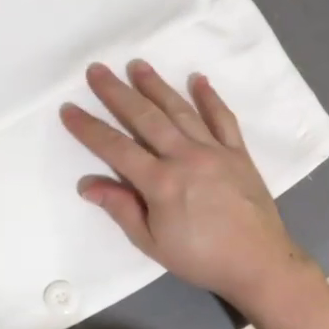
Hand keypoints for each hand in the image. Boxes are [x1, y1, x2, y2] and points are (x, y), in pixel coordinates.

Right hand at [60, 60, 315, 313]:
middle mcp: (186, 157)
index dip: (89, 129)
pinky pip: (223, 119)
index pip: (116, 148)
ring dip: (156, 86)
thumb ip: (121, 209)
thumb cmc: (201, 259)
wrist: (259, 263)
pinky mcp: (238, 154)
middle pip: (145, 118)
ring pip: (180, 110)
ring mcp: (215, 151)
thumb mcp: (152, 243)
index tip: (69, 109)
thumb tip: (87, 184)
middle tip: (96, 70)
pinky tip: (198, 79)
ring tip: (137, 64)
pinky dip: (210, 98)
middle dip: (117, 93)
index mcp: (161, 183)